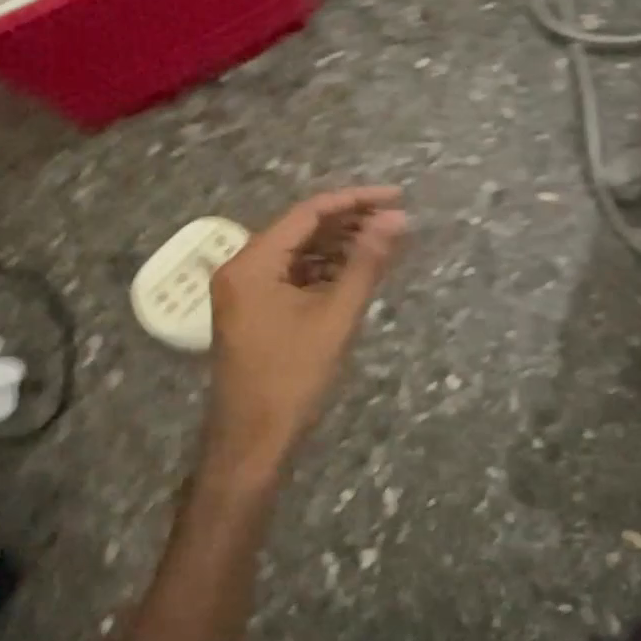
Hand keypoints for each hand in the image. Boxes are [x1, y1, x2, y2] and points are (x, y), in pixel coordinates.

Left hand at [207, 187, 406, 472]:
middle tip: (397, 221)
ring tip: (385, 243)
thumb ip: (366, 263)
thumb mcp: (336, 316)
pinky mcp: (255, 311)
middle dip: (350, 222)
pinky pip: (293, 276)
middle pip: (302, 229)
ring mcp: (246, 291)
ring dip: (340, 246)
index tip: (397, 198)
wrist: (252, 443)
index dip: (356, 200)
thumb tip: (397, 219)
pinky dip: (325, 271)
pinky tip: (357, 273)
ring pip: (299, 253)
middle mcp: (242, 268)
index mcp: (252, 263)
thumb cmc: (292, 378)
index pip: (309, 212)